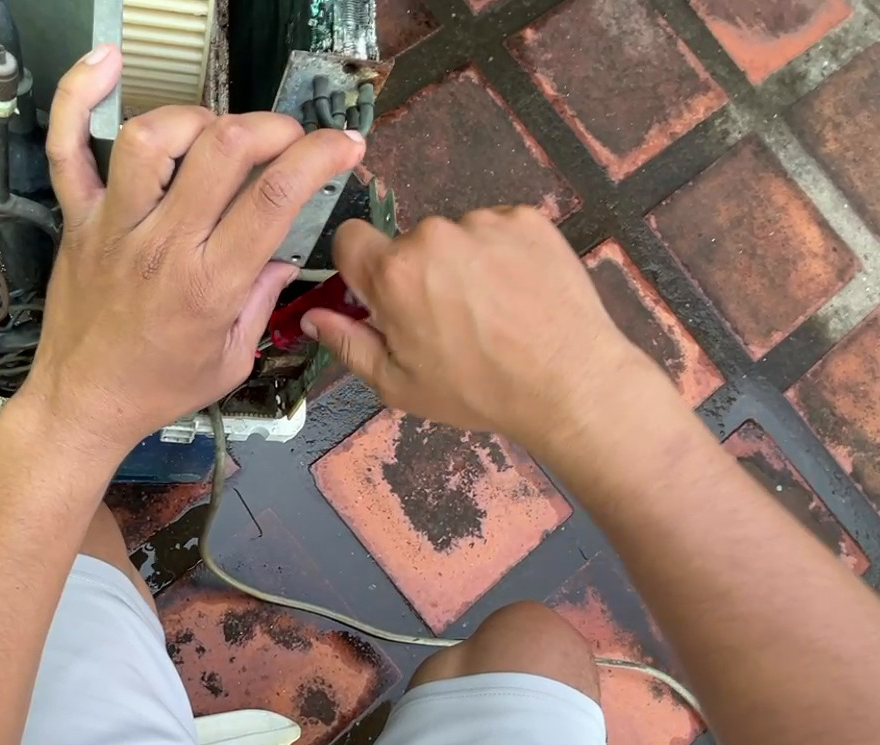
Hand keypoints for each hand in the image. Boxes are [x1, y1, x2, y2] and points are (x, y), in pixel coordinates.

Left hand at [13, 46, 366, 460]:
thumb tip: (281, 257)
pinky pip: (66, 147)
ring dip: (197, 118)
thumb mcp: (230, 361)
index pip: (276, 198)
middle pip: (224, 151)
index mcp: (210, 286)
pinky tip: (107, 64)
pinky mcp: (78, 222)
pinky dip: (76, 97)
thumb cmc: (159, 390)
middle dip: (272, 128)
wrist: (84, 403)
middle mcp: (164, 246)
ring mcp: (115, 228)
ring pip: (152, 137)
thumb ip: (260, 304)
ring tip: (214, 135)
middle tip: (286, 141)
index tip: (342, 145)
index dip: (321, 157)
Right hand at [305, 207, 663, 452]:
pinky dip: (496, 256)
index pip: (349, 239)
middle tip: (444, 322)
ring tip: (488, 312)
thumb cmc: (473, 390)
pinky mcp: (526, 219)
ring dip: (457, 266)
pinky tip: (514, 296)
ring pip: (451, 239)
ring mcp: (484, 222)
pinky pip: (493, 231)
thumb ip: (347, 344)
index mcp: (393, 274)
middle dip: (414, 276)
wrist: (566, 381)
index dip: (357, 268)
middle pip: (405, 246)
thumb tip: (313, 316)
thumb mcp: (396, 384)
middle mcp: (433, 235)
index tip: (377, 296)